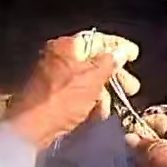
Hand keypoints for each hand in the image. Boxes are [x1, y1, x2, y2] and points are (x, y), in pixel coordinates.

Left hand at [8, 31, 140, 147]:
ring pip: (84, 79)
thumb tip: (121, 51)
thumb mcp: (92, 79)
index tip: (134, 55)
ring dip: (101, 93)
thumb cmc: (64, 100)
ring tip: (107, 109)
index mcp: (66, 46)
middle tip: (131, 88)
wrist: (32, 127)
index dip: (118, 47)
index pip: (98, 39)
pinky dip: (86, 101)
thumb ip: (109, 63)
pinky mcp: (48, 93)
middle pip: (92, 60)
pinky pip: (74, 92)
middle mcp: (57, 56)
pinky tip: (95, 114)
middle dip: (114, 76)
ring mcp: (51, 75)